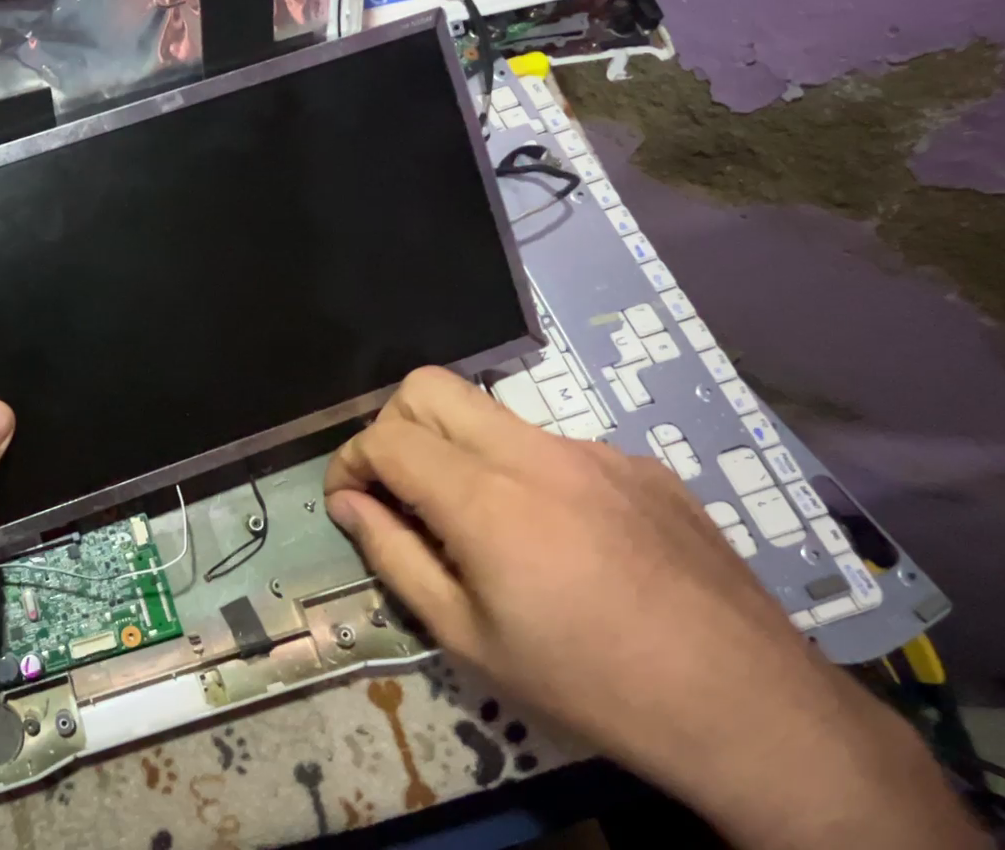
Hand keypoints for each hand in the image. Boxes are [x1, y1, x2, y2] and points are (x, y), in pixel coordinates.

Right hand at [323, 367, 982, 849]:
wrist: (751, 710)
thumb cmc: (588, 684)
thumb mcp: (466, 637)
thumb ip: (393, 556)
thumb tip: (348, 504)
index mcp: (487, 500)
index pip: (386, 438)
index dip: (348, 462)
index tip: (346, 502)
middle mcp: (538, 454)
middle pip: (429, 387)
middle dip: (391, 426)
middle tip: (396, 489)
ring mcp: (597, 452)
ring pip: (491, 413)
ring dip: (456, 449)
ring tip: (477, 524)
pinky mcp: (642, 466)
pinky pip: (553, 447)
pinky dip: (521, 473)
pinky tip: (556, 538)